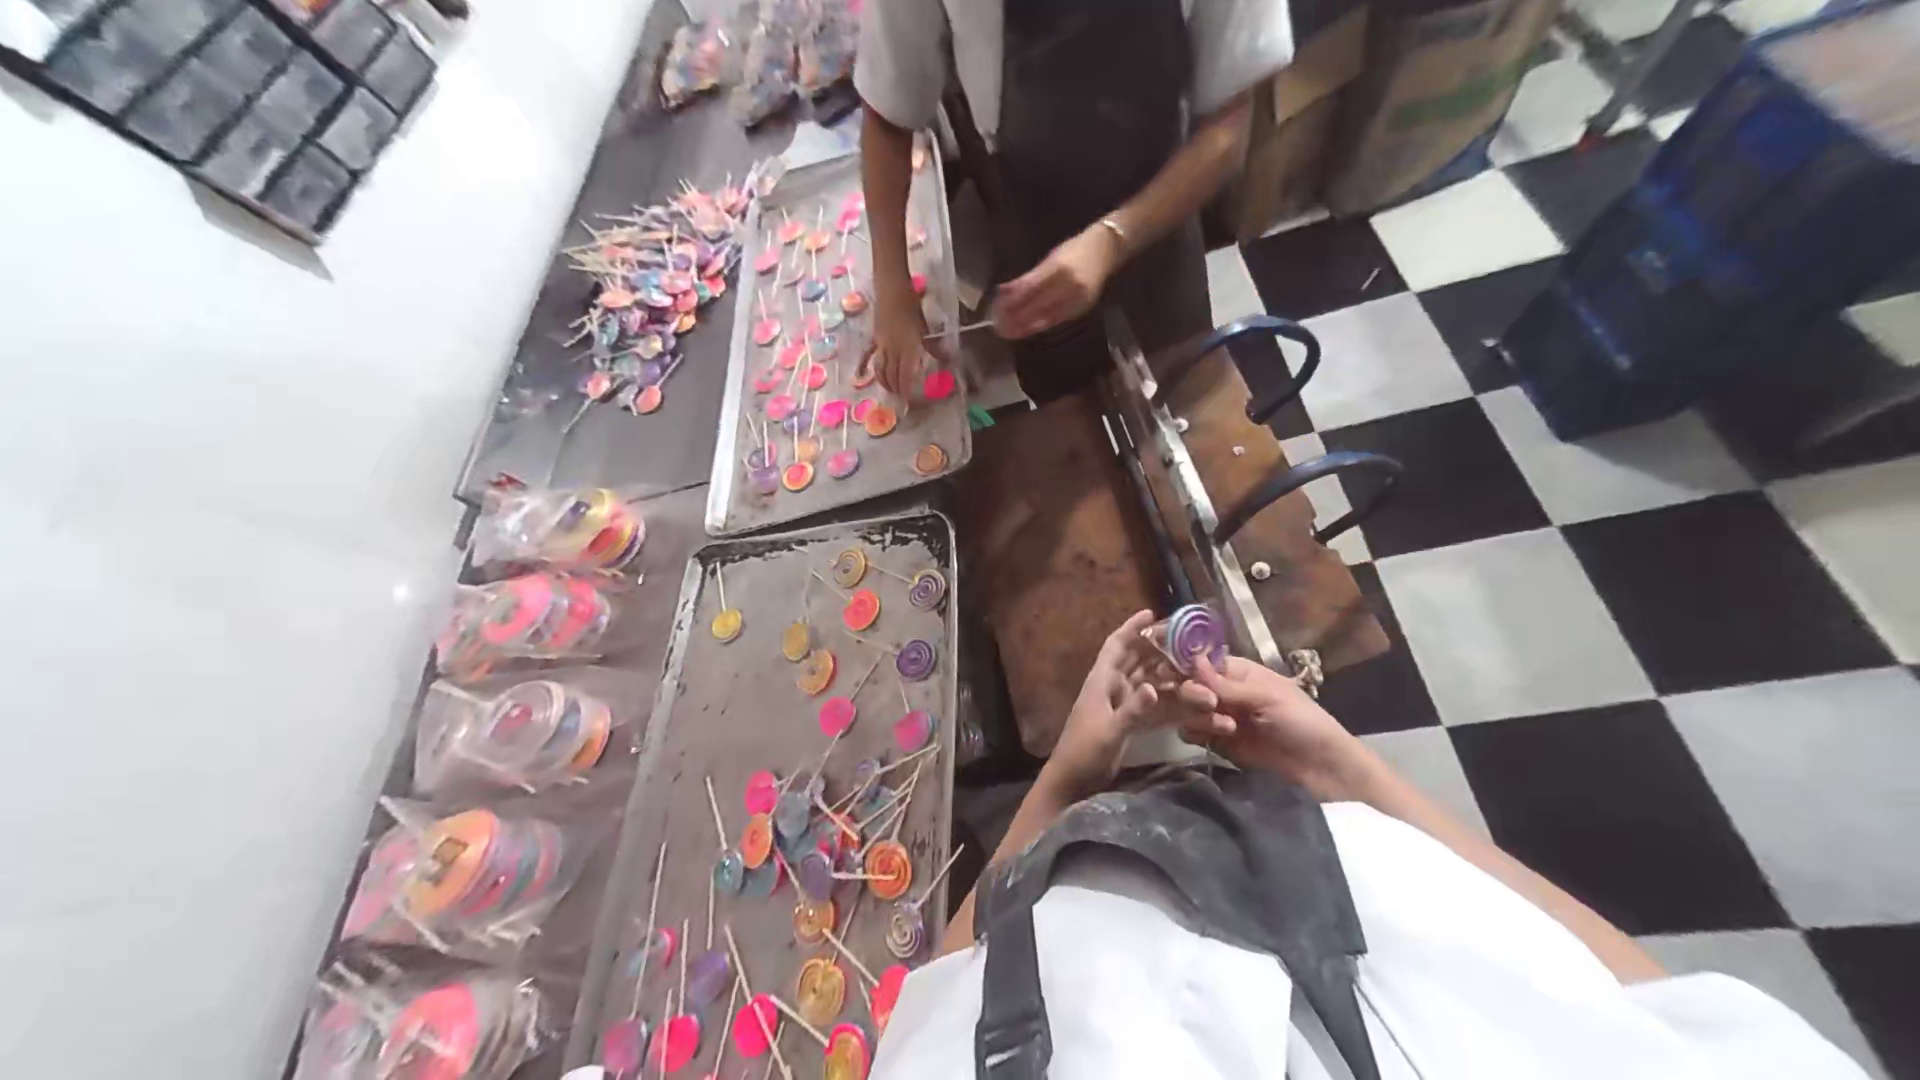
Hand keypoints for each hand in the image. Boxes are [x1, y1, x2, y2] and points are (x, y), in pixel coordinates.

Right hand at [864, 285, 941, 397]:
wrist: (891, 287)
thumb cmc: (911, 304)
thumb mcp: (925, 327)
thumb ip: (932, 346)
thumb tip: (946, 359)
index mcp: (906, 347)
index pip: (905, 376)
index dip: (906, 391)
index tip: (909, 402)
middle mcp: (892, 349)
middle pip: (892, 375)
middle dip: (896, 389)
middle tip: (901, 398)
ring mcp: (881, 344)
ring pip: (880, 369)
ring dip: (884, 382)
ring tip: (889, 390)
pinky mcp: (874, 338)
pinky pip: (869, 356)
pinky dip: (865, 366)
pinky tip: (861, 375)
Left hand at [991, 224, 1122, 339]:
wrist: (1107, 250)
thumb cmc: (1075, 250)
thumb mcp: (1051, 258)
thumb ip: (1029, 277)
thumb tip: (1005, 292)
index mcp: (1058, 268)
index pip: (1029, 289)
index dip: (1011, 302)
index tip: (996, 309)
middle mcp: (1068, 285)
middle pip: (1036, 306)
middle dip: (1016, 318)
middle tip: (998, 327)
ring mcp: (1077, 300)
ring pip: (1045, 318)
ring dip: (1025, 327)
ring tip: (1010, 333)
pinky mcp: (1081, 310)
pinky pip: (1056, 321)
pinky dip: (1039, 326)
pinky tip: (1027, 330)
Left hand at [1044, 611, 1180, 798]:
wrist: (1073, 782)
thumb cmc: (1084, 752)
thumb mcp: (1110, 731)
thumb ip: (1133, 711)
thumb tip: (1155, 688)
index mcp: (1101, 681)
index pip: (1117, 645)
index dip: (1132, 627)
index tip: (1153, 612)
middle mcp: (1112, 687)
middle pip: (1138, 659)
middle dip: (1160, 647)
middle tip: (1189, 639)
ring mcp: (1122, 705)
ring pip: (1150, 682)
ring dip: (1171, 676)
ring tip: (1198, 668)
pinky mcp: (1130, 723)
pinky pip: (1155, 707)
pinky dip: (1172, 705)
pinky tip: (1195, 704)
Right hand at [1173, 655, 1367, 798]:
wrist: (1319, 768)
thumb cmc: (1300, 721)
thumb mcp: (1266, 697)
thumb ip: (1225, 684)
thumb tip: (1192, 662)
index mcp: (1237, 671)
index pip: (1199, 661)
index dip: (1185, 665)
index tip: (1175, 674)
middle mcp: (1222, 690)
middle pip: (1188, 684)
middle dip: (1193, 694)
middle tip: (1211, 704)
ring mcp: (1218, 716)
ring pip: (1185, 709)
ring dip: (1199, 716)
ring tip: (1228, 727)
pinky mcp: (1215, 741)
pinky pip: (1189, 732)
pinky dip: (1197, 733)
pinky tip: (1219, 737)